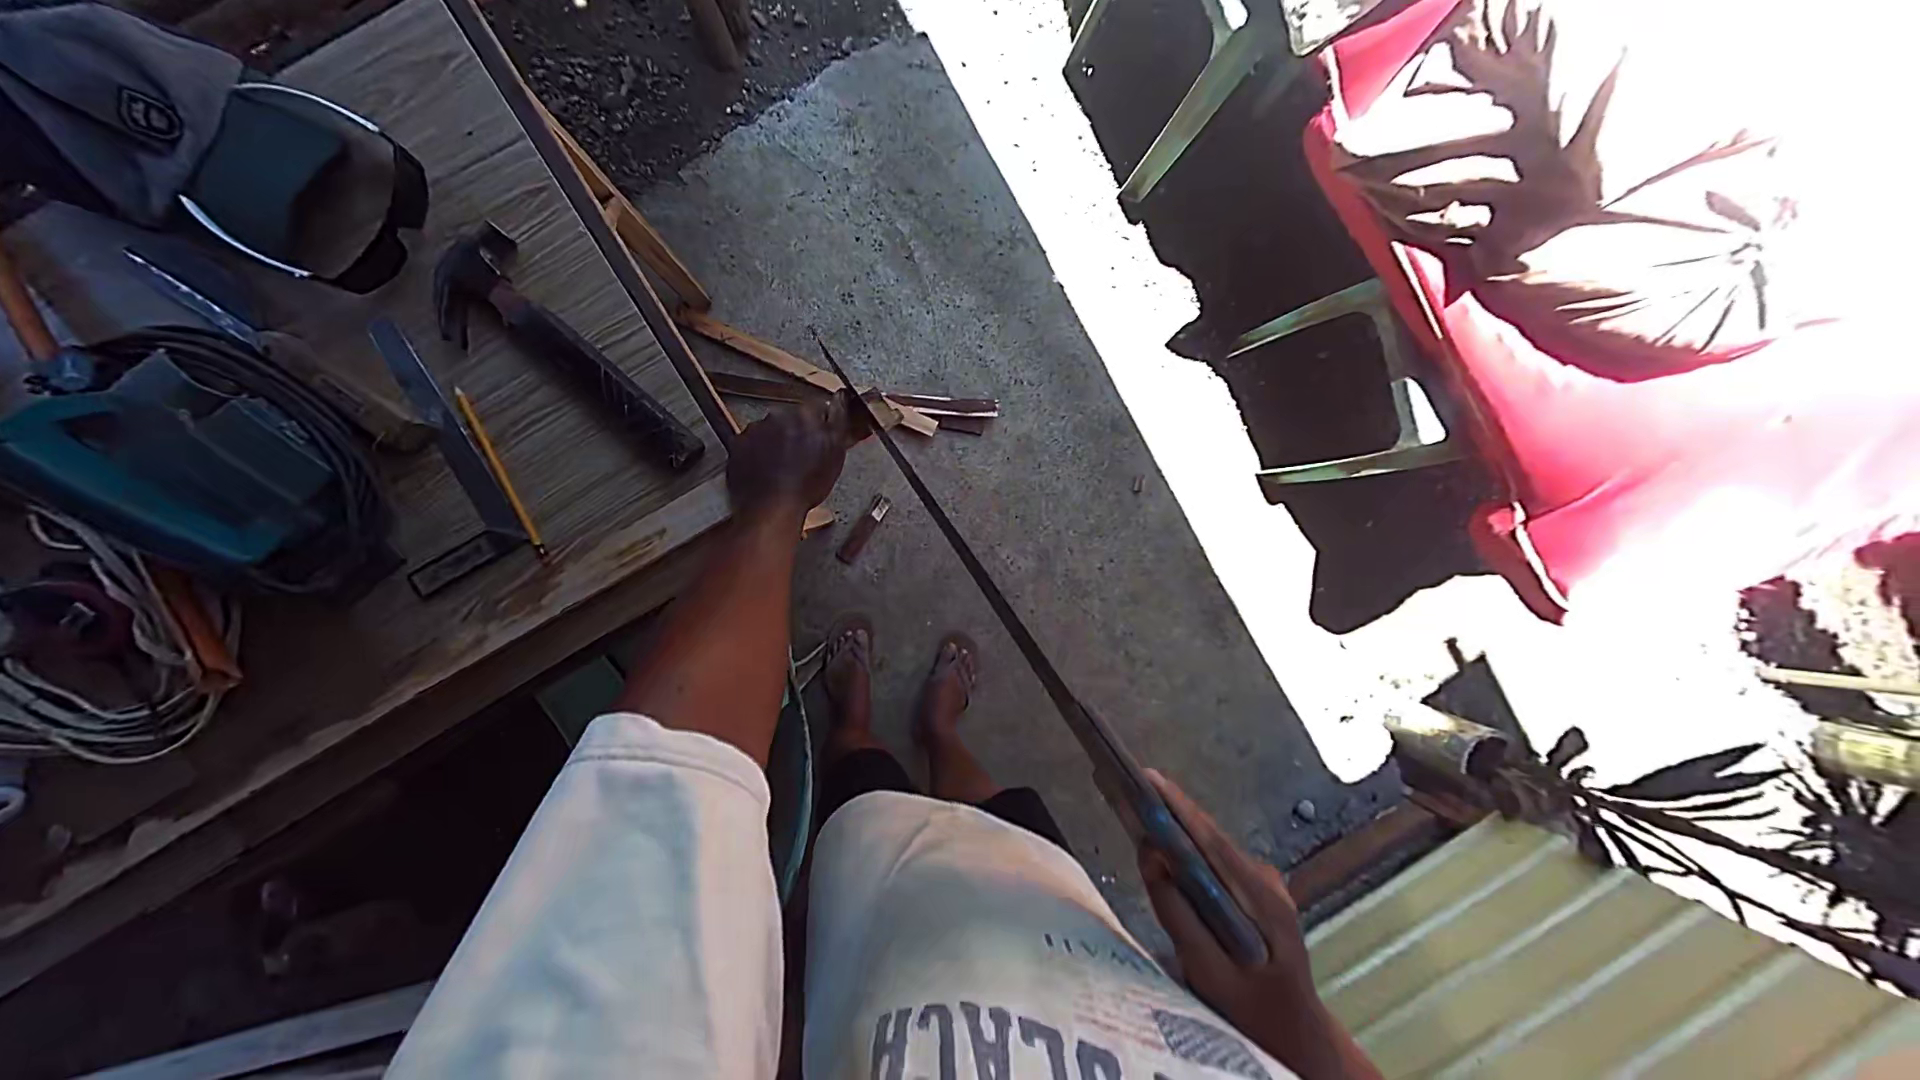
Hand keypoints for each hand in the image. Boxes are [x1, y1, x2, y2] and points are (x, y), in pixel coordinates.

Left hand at [727, 395, 850, 517]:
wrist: (771, 507)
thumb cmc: (805, 485)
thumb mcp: (835, 453)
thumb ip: (838, 420)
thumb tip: (840, 398)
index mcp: (804, 414)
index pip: (817, 409)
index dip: (820, 426)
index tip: (820, 442)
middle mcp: (776, 416)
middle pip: (791, 418)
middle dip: (797, 433)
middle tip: (803, 459)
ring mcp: (754, 429)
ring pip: (770, 430)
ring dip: (777, 443)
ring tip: (783, 469)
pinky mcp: (738, 444)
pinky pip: (751, 444)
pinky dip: (758, 453)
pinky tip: (767, 471)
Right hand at [1140, 771, 1378, 1079]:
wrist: (1298, 1040)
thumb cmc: (1251, 1012)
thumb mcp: (1208, 971)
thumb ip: (1177, 913)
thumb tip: (1150, 855)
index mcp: (1260, 899)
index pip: (1211, 840)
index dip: (1178, 806)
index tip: (1147, 778)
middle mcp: (1266, 881)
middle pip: (1211, 837)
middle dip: (1172, 807)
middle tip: (1134, 782)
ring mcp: (1266, 885)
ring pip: (1213, 846)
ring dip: (1179, 825)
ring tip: (1141, 804)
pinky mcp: (1257, 892)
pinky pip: (1216, 860)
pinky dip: (1189, 845)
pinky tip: (1166, 842)